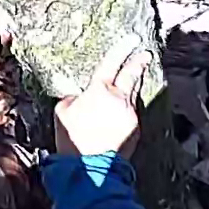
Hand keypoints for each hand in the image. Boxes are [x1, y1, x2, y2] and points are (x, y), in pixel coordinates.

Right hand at [53, 45, 151, 159]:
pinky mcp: (135, 130)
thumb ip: (74, 98)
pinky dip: (126, 108)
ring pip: (132, 94)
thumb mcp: (63, 110)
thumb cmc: (72, 138)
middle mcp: (119, 100)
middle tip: (144, 53)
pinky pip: (131, 112)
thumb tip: (82, 98)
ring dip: (132, 85)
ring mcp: (130, 115)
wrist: (91, 168)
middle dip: (138, 63)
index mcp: (99, 91)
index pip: (111, 64)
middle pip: (131, 76)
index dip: (120, 49)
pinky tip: (119, 111)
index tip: (131, 39)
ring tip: (134, 76)